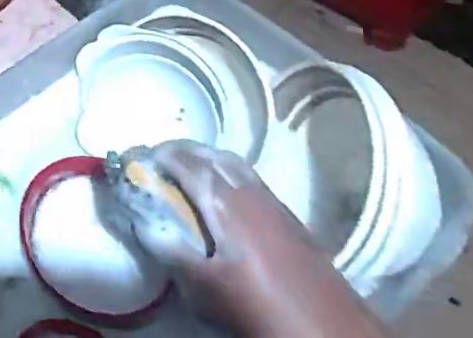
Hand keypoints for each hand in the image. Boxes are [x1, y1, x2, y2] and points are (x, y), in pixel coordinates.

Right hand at [142, 140, 387, 337]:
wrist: (338, 336)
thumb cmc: (263, 309)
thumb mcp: (206, 288)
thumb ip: (169, 250)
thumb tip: (138, 220)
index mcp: (223, 197)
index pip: (180, 158)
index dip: (154, 155)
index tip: (134, 163)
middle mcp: (247, 188)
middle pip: (207, 153)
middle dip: (178, 153)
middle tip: (157, 169)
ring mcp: (274, 201)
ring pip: (231, 163)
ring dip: (204, 161)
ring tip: (187, 180)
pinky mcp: (292, 219)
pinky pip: (249, 180)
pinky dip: (227, 176)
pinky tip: (223, 203)